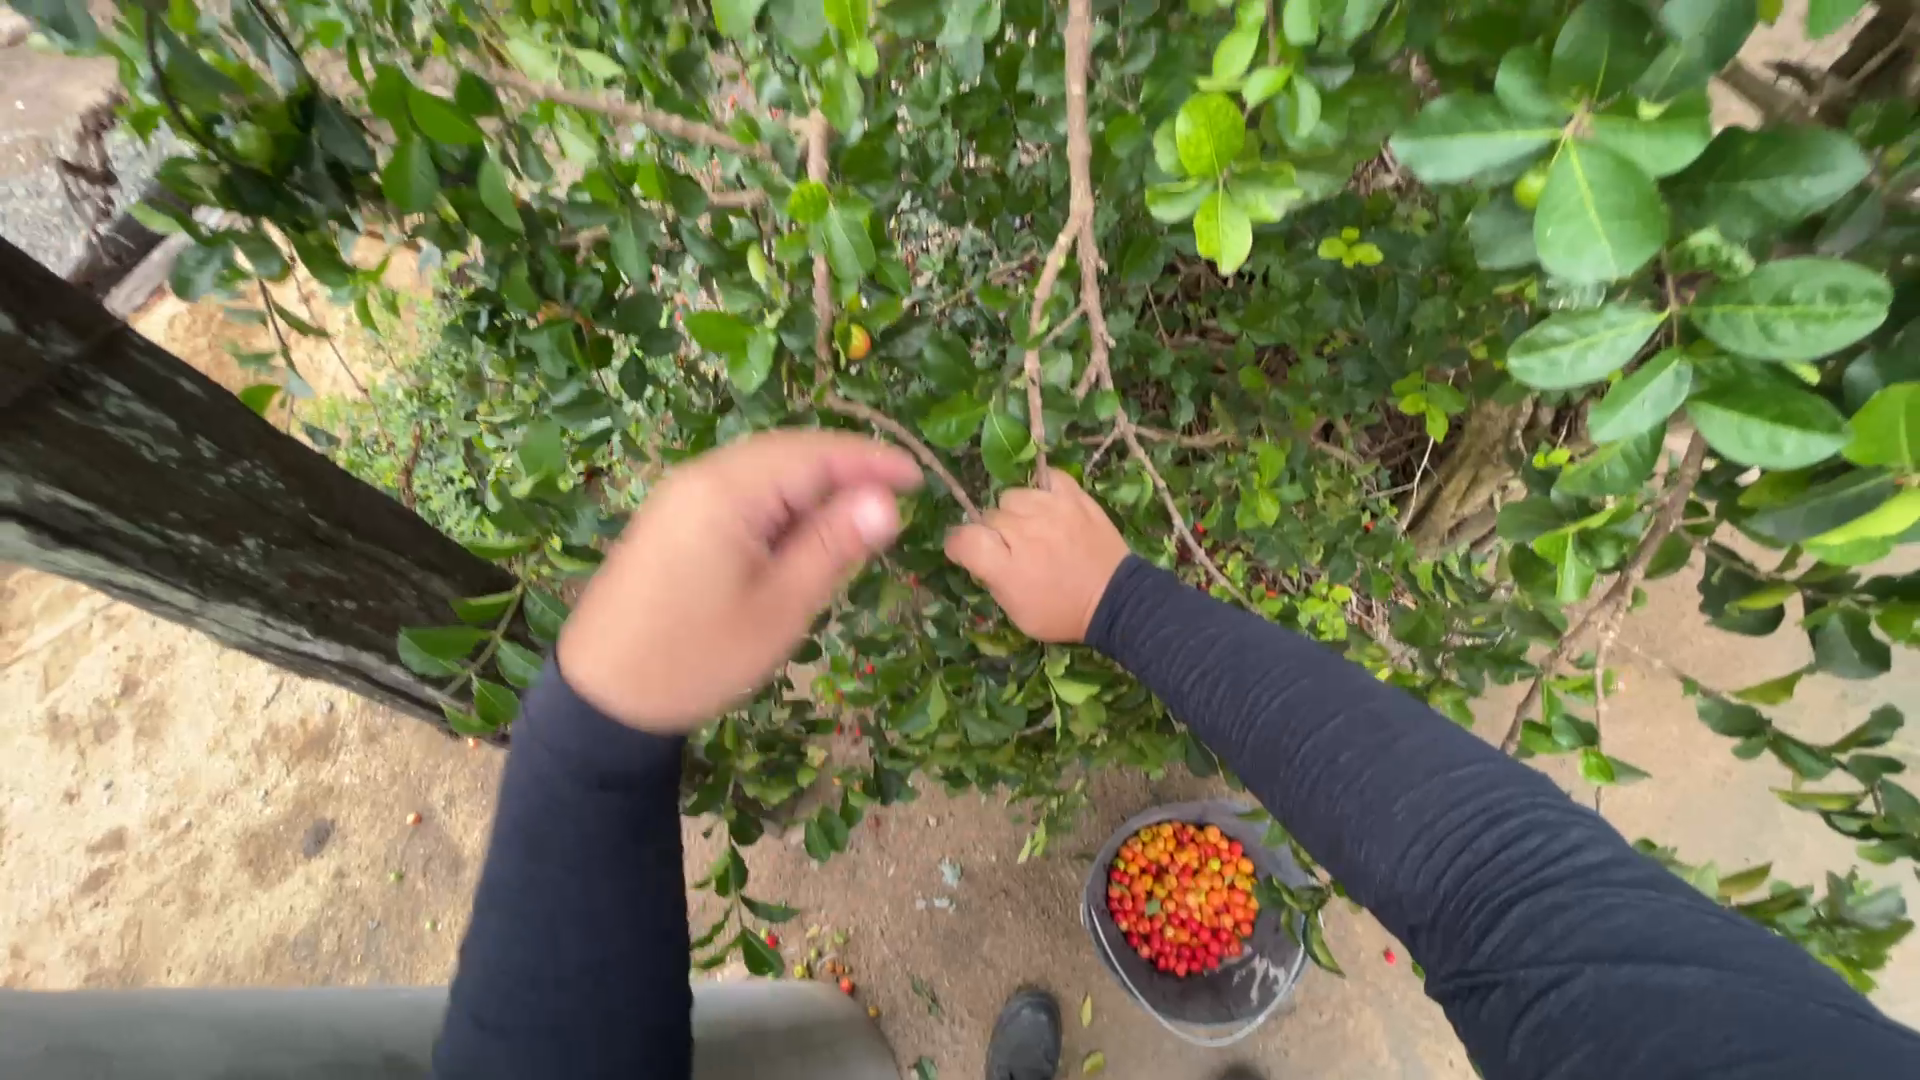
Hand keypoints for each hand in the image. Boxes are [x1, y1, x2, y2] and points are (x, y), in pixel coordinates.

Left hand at [558, 430, 920, 732]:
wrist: (603, 698)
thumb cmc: (698, 657)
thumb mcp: (781, 607)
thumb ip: (834, 546)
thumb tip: (887, 502)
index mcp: (728, 491)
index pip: (816, 454)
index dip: (873, 461)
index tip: (919, 478)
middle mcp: (702, 476)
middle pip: (790, 453)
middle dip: (846, 472)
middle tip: (894, 502)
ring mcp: (683, 494)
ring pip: (766, 471)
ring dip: (815, 490)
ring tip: (857, 522)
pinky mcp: (675, 517)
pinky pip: (742, 492)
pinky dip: (782, 504)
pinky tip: (802, 534)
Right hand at [944, 468, 1130, 642]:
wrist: (1116, 600)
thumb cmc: (1062, 612)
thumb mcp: (1016, 613)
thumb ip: (991, 580)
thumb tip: (976, 555)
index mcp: (1006, 566)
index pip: (962, 538)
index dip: (958, 544)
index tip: (965, 551)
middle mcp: (1024, 532)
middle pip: (988, 516)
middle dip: (993, 532)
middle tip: (1012, 548)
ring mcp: (1050, 510)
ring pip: (1013, 496)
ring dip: (1016, 511)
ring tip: (1033, 527)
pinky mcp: (1074, 497)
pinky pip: (1047, 478)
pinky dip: (1043, 489)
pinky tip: (1047, 505)